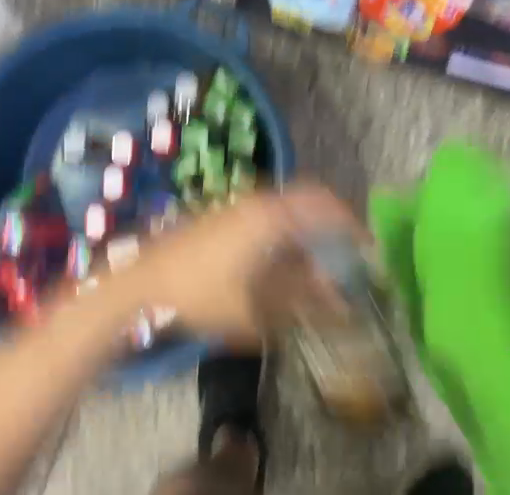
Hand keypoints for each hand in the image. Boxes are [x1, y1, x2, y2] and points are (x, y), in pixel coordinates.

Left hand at [106, 183, 362, 345]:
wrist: (142, 280)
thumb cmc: (200, 292)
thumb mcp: (255, 308)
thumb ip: (302, 303)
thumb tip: (341, 303)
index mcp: (270, 214)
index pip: (324, 202)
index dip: (351, 222)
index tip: (368, 247)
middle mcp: (257, 200)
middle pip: (307, 202)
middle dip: (330, 227)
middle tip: (346, 257)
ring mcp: (238, 205)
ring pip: (286, 210)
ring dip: (306, 233)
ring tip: (318, 268)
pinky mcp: (223, 215)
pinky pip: (267, 216)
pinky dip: (285, 234)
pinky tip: (283, 266)